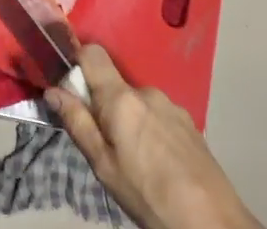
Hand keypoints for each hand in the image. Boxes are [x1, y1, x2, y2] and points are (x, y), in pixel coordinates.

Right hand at [46, 45, 261, 228]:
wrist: (213, 223)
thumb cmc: (149, 195)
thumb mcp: (104, 165)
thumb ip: (77, 123)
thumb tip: (53, 90)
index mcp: (122, 98)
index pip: (93, 53)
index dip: (77, 63)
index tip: (70, 90)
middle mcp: (148, 92)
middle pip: (115, 85)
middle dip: (103, 106)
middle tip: (104, 145)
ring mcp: (173, 107)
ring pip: (137, 103)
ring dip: (128, 120)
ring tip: (134, 161)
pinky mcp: (190, 124)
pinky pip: (158, 116)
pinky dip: (149, 130)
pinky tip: (158, 164)